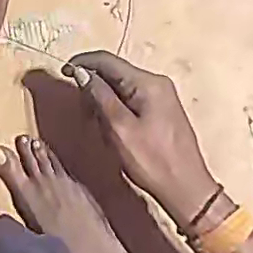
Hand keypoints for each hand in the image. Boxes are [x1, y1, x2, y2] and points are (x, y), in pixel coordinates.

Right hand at [65, 51, 219, 227]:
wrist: (188, 191)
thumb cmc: (152, 161)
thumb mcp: (120, 129)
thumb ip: (100, 96)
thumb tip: (82, 71)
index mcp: (147, 82)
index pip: (107, 60)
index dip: (83, 63)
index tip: (64, 72)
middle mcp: (156, 82)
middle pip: (115, 72)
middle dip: (94, 86)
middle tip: (83, 111)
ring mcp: (161, 96)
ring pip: (122, 86)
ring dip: (104, 100)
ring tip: (97, 124)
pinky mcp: (162, 110)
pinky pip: (132, 98)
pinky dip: (117, 108)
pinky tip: (112, 128)